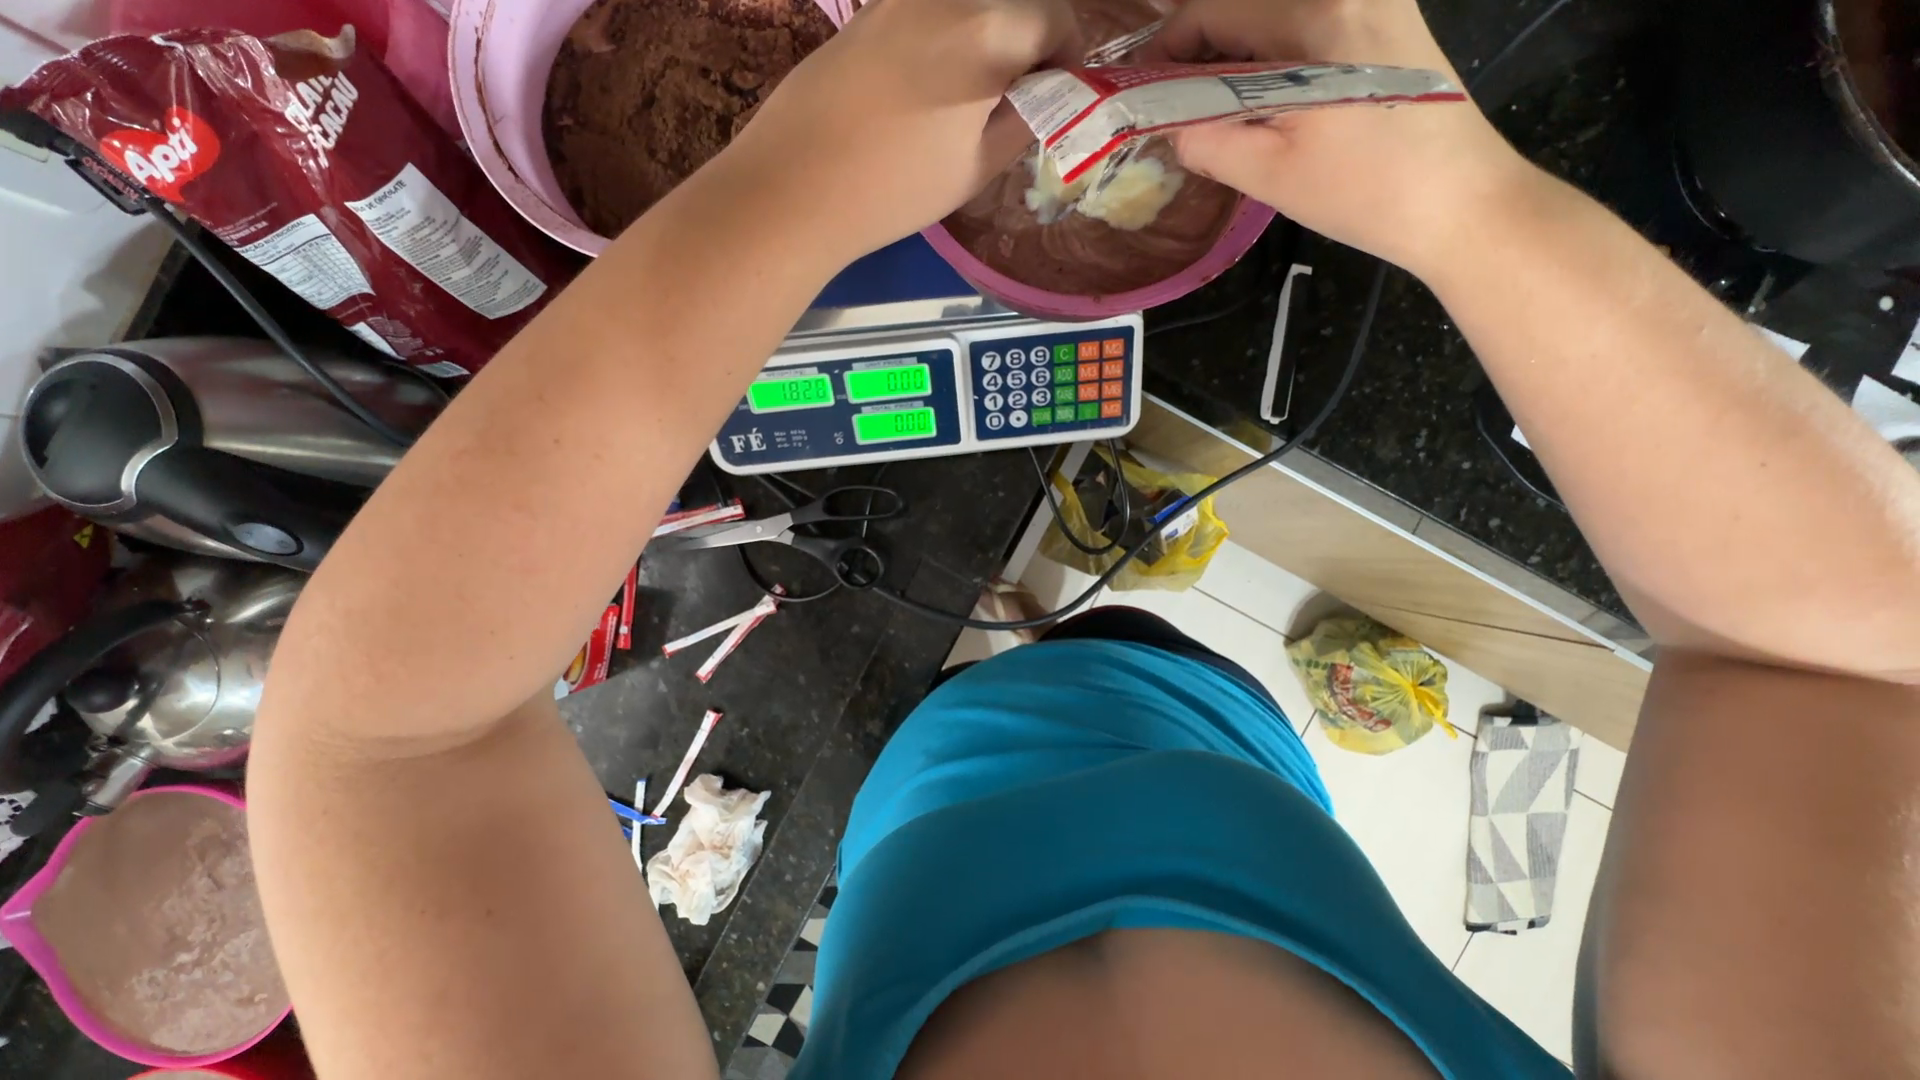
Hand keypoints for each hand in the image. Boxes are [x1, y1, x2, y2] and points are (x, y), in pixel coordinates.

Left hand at [721, 0, 1079, 261]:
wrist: (793, 185)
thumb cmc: (894, 189)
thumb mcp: (976, 167)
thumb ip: (1023, 120)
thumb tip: (1043, 96)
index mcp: (986, 31)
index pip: (1055, 16)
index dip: (1069, 54)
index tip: (1060, 91)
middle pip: (1011, 1)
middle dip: (1029, 39)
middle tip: (1020, 94)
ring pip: (967, 5)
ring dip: (987, 35)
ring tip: (972, 94)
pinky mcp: (866, 11)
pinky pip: (927, 10)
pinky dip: (947, 34)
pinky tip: (927, 85)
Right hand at [1150, 0, 1540, 274]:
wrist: (1460, 202)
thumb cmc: (1364, 192)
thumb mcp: (1269, 173)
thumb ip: (1205, 139)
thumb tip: (1169, 124)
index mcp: (1314, 17)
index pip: (1214, 7)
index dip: (1169, 46)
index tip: (1150, 90)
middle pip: (1246, 2)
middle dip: (1204, 47)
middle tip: (1184, 104)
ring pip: (1278, 12)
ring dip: (1240, 50)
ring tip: (1226, 105)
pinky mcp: (1393, 15)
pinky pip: (1313, 18)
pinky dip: (1278, 48)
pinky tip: (1274, 95)